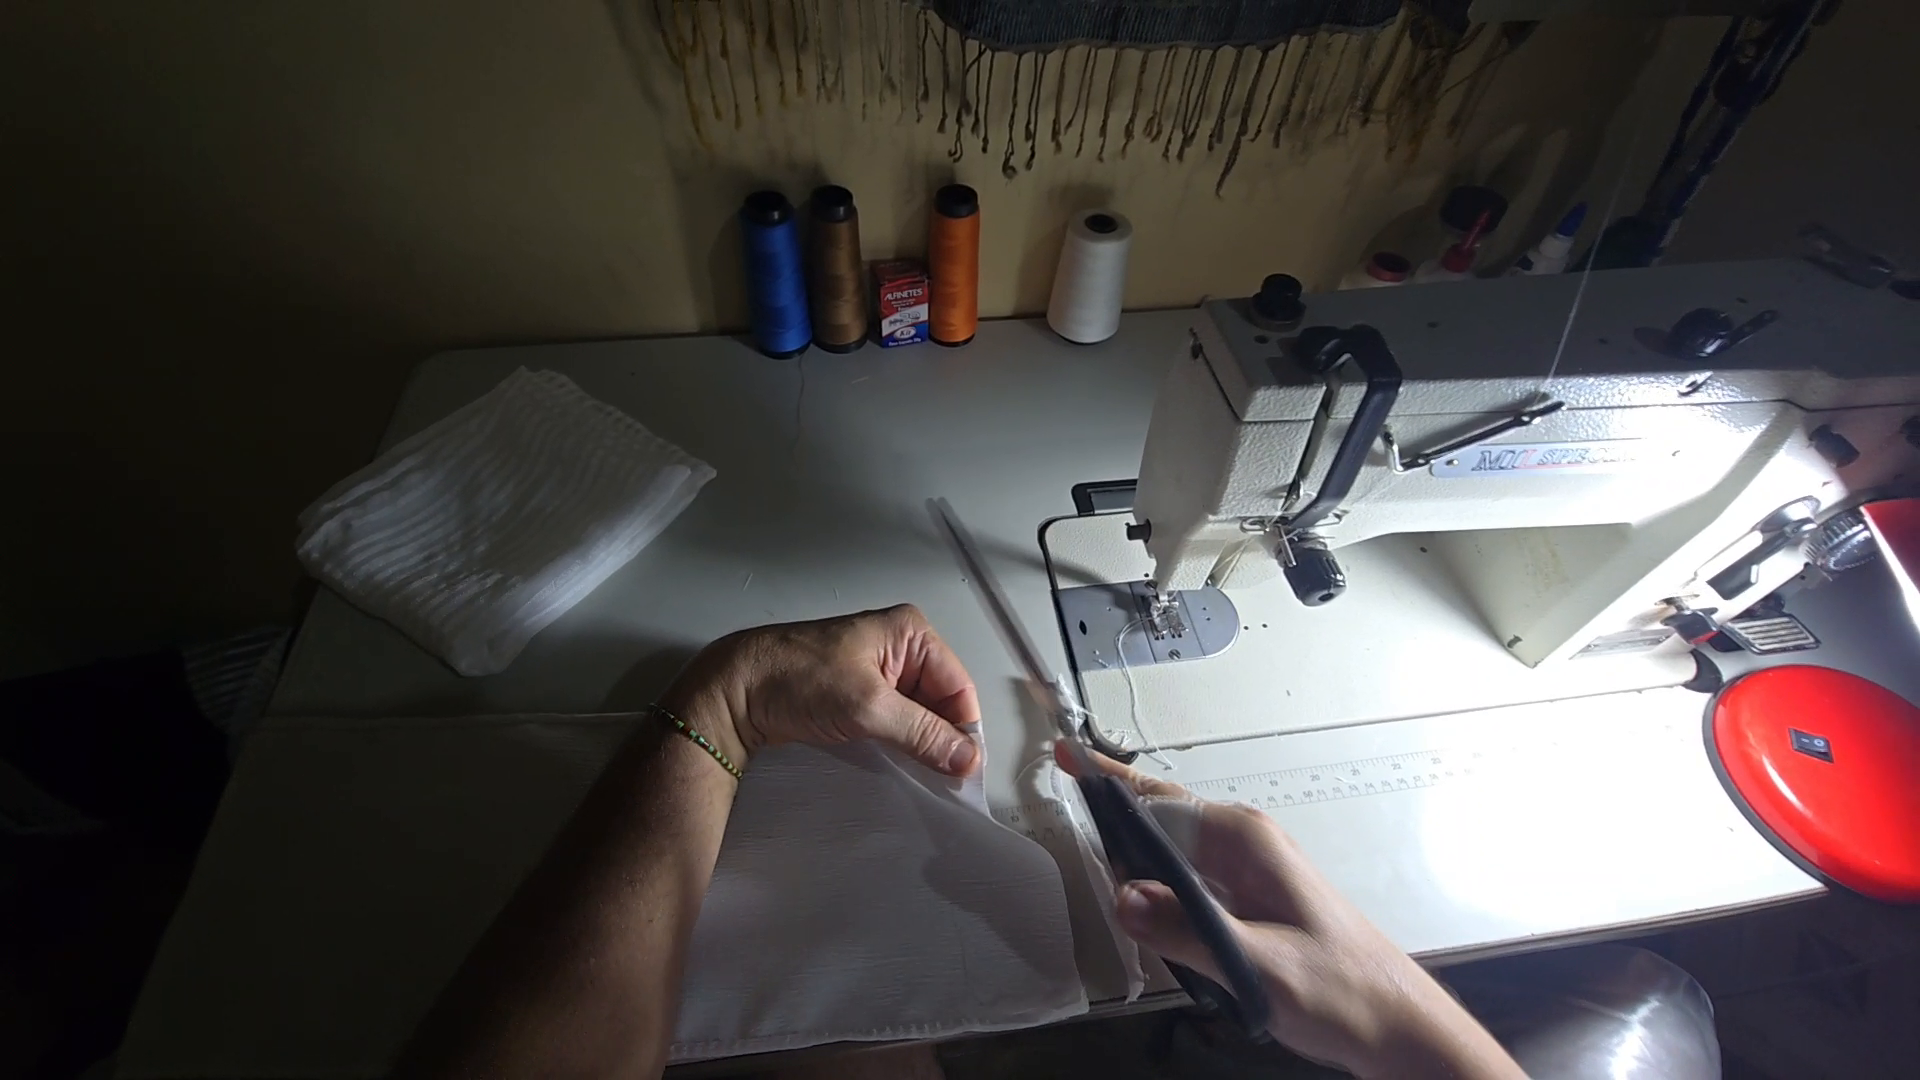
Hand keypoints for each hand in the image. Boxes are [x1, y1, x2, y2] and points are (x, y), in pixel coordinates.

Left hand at [662, 605, 981, 777]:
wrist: (735, 689)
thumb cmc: (802, 682)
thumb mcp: (868, 707)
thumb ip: (923, 733)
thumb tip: (970, 761)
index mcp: (910, 632)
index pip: (957, 685)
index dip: (964, 729)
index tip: (966, 774)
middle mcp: (901, 646)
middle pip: (940, 698)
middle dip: (943, 737)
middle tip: (946, 783)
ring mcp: (879, 669)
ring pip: (918, 712)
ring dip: (921, 743)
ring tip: (928, 780)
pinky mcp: (860, 692)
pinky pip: (895, 718)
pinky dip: (901, 742)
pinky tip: (903, 767)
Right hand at [1055, 746, 1521, 1079]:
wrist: (1403, 1029)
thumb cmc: (1348, 993)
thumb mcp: (1259, 967)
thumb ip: (1186, 931)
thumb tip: (1126, 898)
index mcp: (1244, 839)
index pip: (1158, 800)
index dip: (1108, 778)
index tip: (1070, 756)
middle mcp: (1242, 841)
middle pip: (1159, 819)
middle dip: (1117, 827)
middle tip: (1088, 844)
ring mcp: (1246, 866)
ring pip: (1171, 852)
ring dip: (1140, 866)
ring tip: (1120, 888)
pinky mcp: (1246, 891)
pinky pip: (1188, 877)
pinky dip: (1161, 889)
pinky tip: (1155, 914)